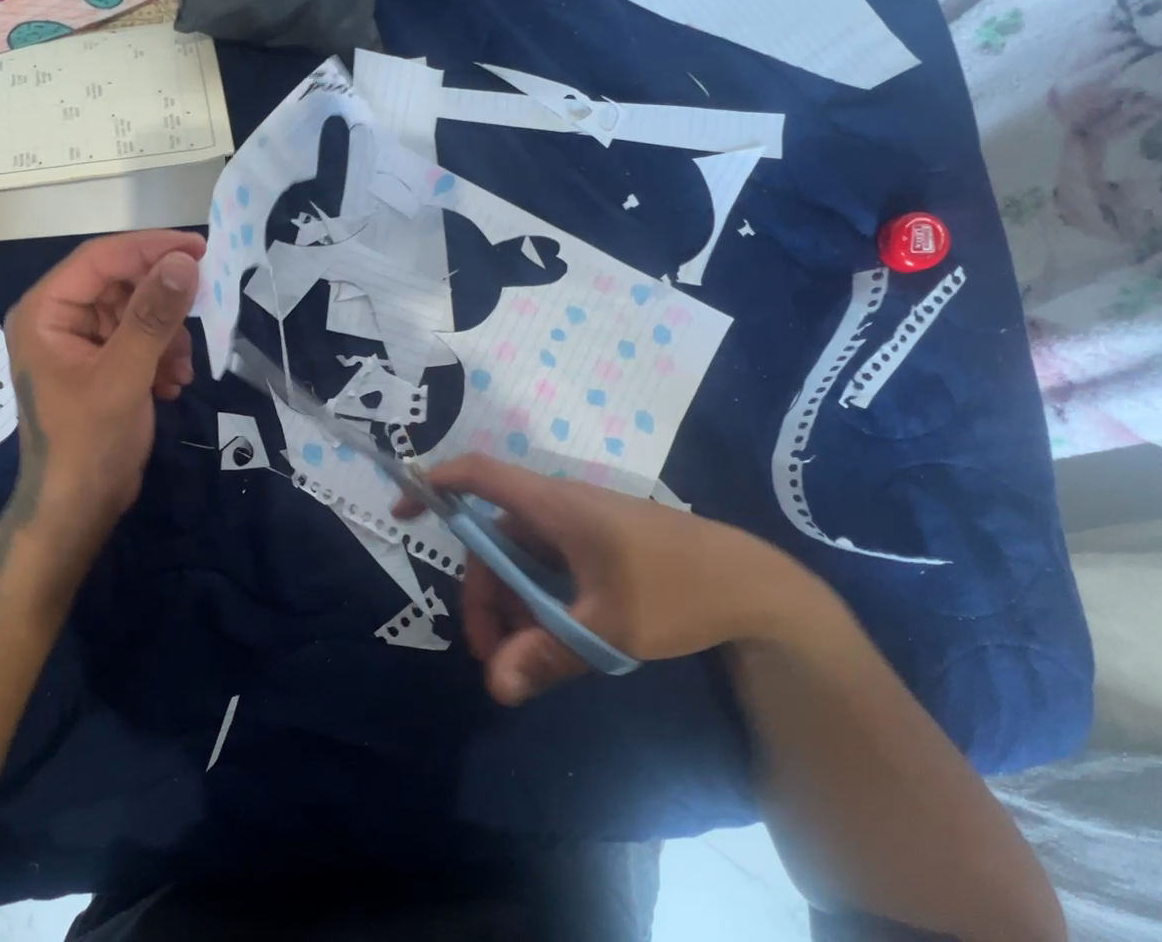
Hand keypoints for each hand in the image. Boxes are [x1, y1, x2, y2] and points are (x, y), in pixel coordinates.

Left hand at [2, 230, 205, 531]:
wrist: (78, 508)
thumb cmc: (90, 442)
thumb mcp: (124, 375)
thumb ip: (153, 317)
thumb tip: (184, 264)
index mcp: (44, 312)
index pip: (100, 259)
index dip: (150, 249)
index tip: (200, 248)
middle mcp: (55, 320)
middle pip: (118, 285)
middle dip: (161, 302)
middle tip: (204, 309)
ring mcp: (76, 345)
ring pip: (132, 314)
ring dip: (165, 335)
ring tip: (183, 367)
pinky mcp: (96, 368)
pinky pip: (134, 342)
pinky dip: (159, 356)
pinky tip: (173, 384)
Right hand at [394, 454, 836, 705]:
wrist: (759, 588)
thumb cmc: (680, 592)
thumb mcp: (610, 628)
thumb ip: (546, 655)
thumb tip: (495, 687)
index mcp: (555, 507)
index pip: (479, 475)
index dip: (434, 482)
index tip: (402, 508)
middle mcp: (560, 509)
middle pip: (493, 541)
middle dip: (485, 599)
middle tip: (494, 657)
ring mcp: (581, 527)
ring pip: (520, 561)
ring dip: (514, 608)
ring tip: (531, 659)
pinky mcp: (599, 546)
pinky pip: (547, 568)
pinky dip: (539, 602)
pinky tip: (558, 640)